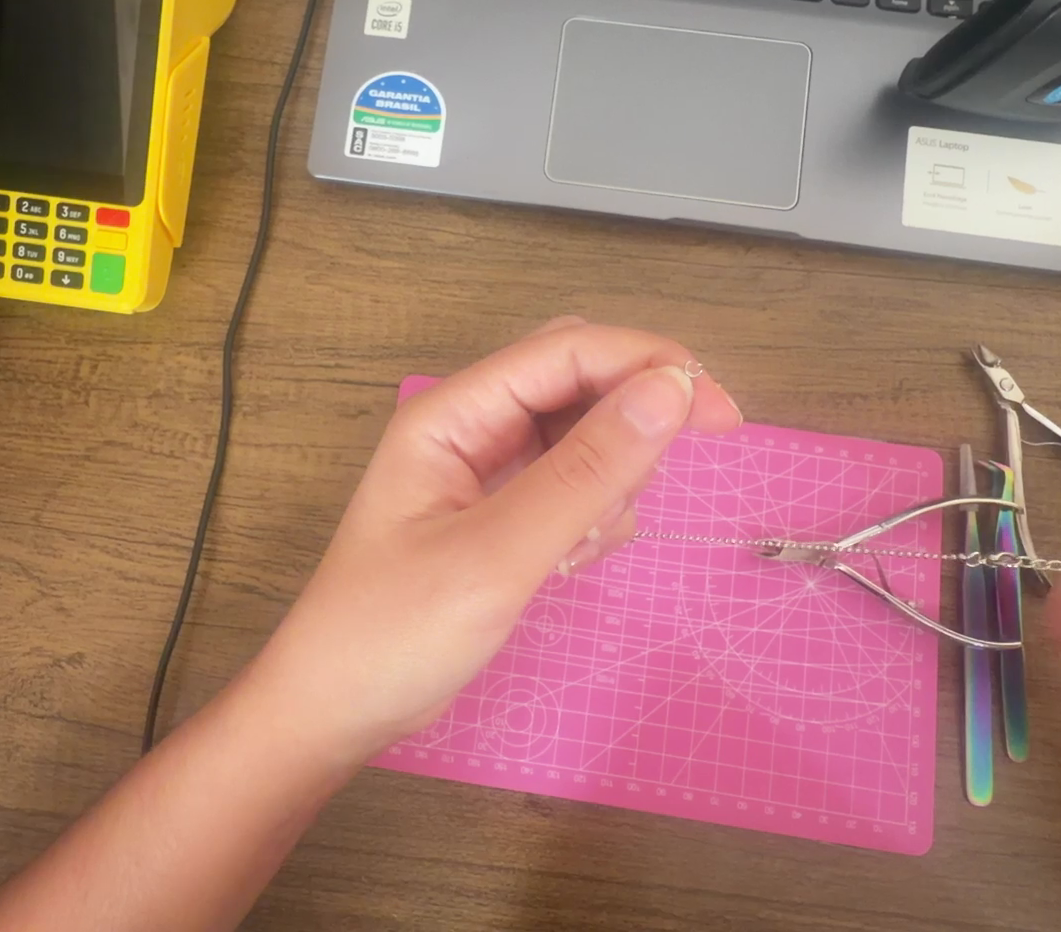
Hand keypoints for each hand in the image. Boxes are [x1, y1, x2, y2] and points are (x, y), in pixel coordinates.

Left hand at [242, 318, 740, 766]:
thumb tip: (669, 392)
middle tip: (664, 477)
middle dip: (630, 419)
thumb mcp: (497, 553)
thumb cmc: (398, 630)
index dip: (646, 364)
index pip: (564, 351)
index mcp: (454, 413)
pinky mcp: (501, 512)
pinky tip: (565, 563)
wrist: (341, 710)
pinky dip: (589, 515)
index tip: (719, 413)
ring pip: (581, 437)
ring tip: (575, 548)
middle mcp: (471, 426)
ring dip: (607, 481)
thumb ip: (584, 473)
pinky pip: (570, 486)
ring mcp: (486, 470)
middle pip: (575, 383)